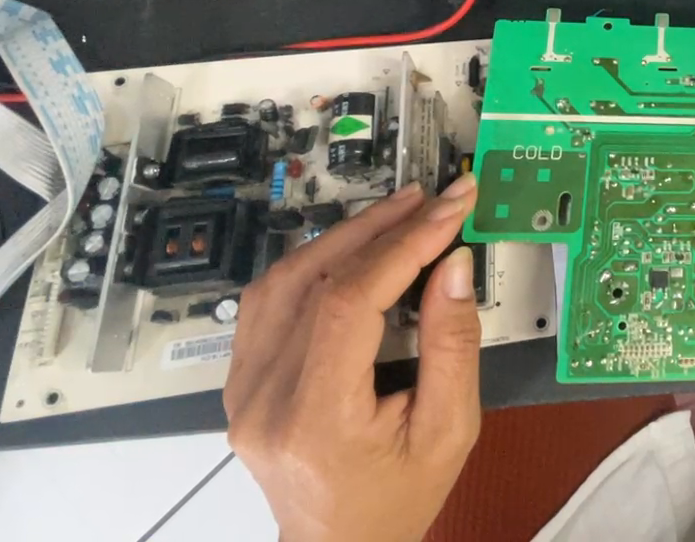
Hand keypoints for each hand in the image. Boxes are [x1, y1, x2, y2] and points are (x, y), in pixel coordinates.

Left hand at [225, 178, 482, 541]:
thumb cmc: (401, 498)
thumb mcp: (450, 428)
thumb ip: (453, 343)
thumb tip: (454, 263)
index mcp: (315, 419)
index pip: (351, 303)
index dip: (404, 244)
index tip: (452, 207)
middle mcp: (261, 400)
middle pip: (313, 280)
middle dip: (382, 226)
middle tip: (434, 196)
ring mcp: (240, 390)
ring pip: (283, 280)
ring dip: (346, 233)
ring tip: (402, 209)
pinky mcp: (241, 380)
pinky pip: (271, 299)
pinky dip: (318, 259)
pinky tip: (357, 244)